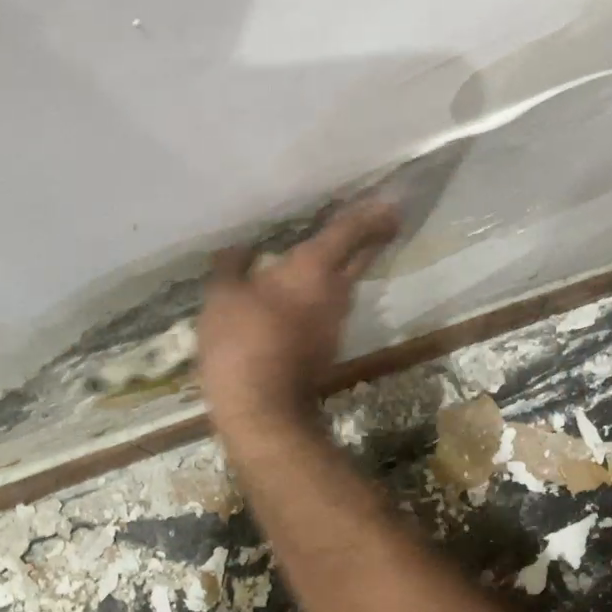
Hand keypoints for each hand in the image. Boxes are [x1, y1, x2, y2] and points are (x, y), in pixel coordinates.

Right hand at [199, 199, 400, 425]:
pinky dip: (324, 292)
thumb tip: (238, 248)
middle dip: (374, 235)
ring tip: (328, 250)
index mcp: (313, 268)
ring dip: (344, 265)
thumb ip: (231, 267)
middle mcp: (335, 291)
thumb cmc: (242, 342)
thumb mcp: (222, 297)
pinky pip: (329, 306)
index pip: (349, 231)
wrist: (263, 409)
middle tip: (382, 218)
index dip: (369, 213)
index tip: (389, 201)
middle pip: (361, 256)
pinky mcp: (327, 346)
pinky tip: (302, 292)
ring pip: (346, 283)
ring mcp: (335, 322)